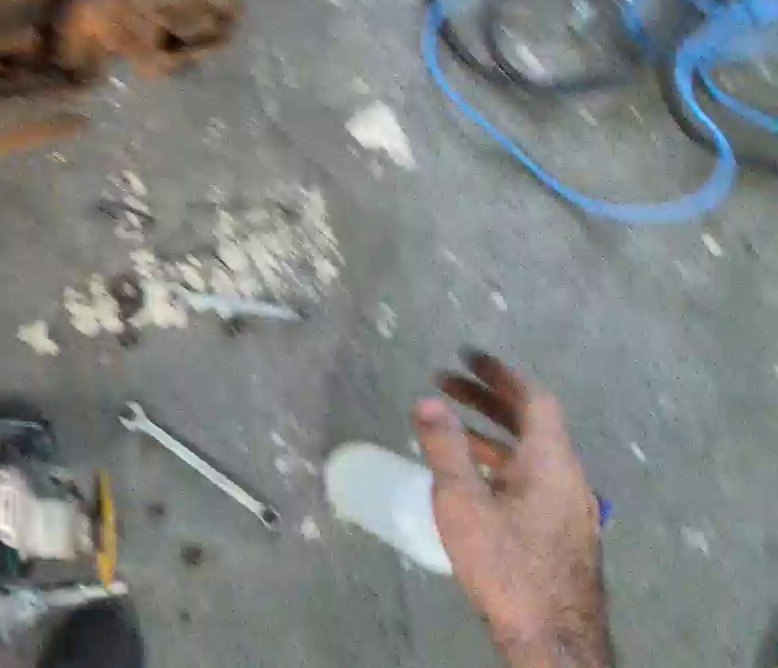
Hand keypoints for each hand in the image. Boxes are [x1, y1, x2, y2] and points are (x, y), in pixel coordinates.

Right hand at [414, 352, 610, 667]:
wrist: (551, 635)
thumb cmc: (505, 562)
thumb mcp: (462, 501)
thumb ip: (444, 448)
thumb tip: (426, 400)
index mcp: (551, 466)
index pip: (536, 404)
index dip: (502, 375)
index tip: (469, 355)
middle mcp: (566, 480)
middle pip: (533, 425)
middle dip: (488, 398)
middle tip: (445, 380)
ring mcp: (566, 507)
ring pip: (529, 453)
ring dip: (489, 428)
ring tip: (447, 421)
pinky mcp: (557, 528)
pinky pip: (528, 475)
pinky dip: (496, 457)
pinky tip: (467, 471)